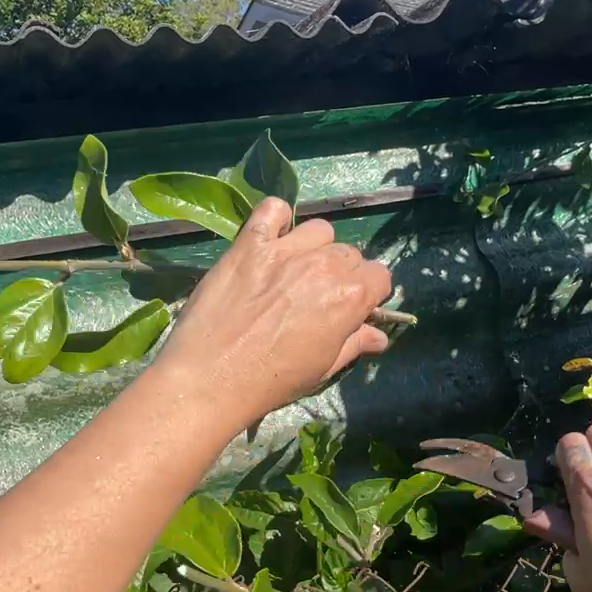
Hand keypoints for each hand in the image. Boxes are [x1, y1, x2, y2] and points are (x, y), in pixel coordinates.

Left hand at [149, 197, 392, 430]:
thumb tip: (379, 335)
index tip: (352, 308)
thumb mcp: (321, 369)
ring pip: (319, 230)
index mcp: (350, 297)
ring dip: (314, 247)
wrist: (211, 377)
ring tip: (294, 270)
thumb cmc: (271, 381)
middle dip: (342, 273)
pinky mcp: (249, 243)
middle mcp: (324, 265)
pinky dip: (276, 219)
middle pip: (349, 254)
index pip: (380, 276)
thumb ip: (354, 344)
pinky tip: (270, 239)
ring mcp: (285, 250)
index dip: (369, 294)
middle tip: (317, 296)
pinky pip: (272, 210)